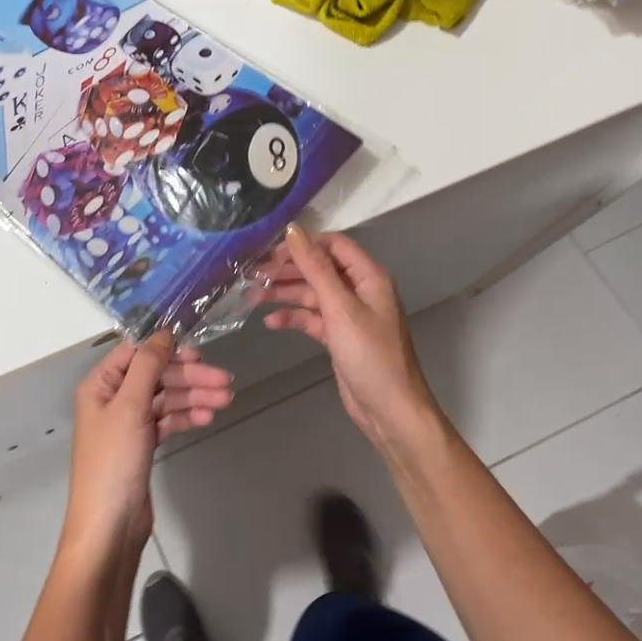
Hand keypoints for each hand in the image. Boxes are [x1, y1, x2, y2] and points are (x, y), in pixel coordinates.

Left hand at [62, 331, 233, 553]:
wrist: (109, 526)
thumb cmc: (113, 461)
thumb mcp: (129, 406)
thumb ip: (147, 366)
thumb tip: (164, 332)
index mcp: (100, 384)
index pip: (136, 352)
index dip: (167, 348)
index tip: (199, 350)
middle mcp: (112, 398)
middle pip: (155, 375)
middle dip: (189, 376)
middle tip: (225, 380)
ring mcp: (127, 422)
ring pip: (165, 398)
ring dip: (194, 396)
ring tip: (226, 399)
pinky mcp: (142, 444)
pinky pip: (167, 420)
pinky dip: (186, 417)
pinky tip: (208, 417)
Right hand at [253, 225, 436, 448]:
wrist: (390, 410)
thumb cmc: (370, 355)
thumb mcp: (340, 307)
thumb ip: (315, 268)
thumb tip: (294, 230)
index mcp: (368, 277)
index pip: (333, 245)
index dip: (303, 244)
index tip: (269, 249)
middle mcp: (360, 290)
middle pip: (319, 269)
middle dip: (287, 269)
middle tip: (252, 273)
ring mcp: (349, 314)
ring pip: (312, 294)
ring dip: (284, 293)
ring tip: (251, 296)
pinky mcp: (339, 336)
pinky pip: (312, 318)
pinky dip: (293, 317)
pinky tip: (270, 322)